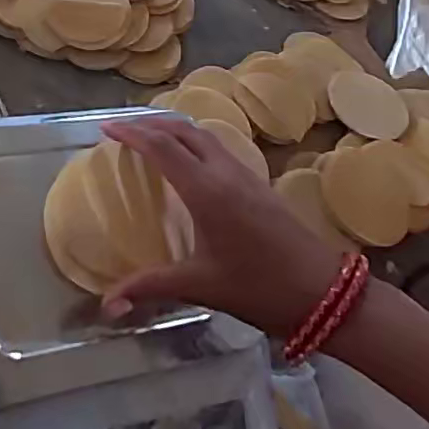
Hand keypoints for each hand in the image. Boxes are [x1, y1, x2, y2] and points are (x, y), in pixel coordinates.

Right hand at [99, 117, 344, 337]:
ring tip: (148, 138)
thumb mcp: (200, 285)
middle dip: (149, 124)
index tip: (106, 129)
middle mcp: (224, 171)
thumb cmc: (258, 287)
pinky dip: (192, 140)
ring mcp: (244, 173)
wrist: (322, 290)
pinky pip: (217, 146)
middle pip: (182, 130)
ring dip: (173, 128)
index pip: (162, 147)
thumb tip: (107, 304)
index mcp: (206, 190)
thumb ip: (150, 287)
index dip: (131, 134)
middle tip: (121, 130)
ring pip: (203, 134)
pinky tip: (187, 161)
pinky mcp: (257, 181)